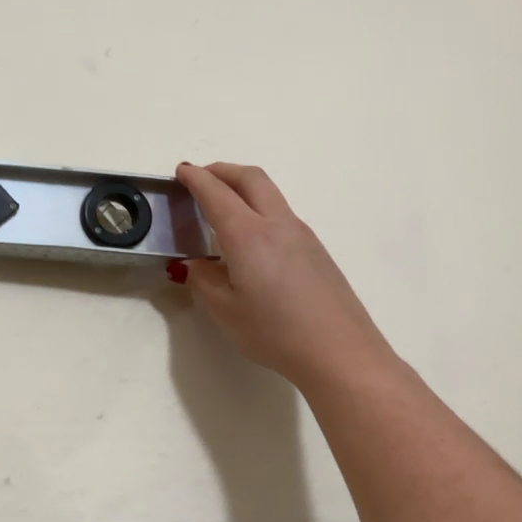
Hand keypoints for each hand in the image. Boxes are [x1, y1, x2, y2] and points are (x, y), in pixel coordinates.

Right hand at [170, 162, 397, 392]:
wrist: (339, 351)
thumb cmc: (274, 333)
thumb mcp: (225, 310)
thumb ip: (203, 280)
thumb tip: (194, 264)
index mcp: (248, 236)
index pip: (217, 195)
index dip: (197, 179)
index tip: (181, 171)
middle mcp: (277, 225)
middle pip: (251, 179)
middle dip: (223, 170)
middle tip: (201, 176)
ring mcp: (302, 235)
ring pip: (269, 194)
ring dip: (242, 188)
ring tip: (221, 204)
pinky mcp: (315, 250)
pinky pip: (281, 215)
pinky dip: (258, 209)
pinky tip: (248, 238)